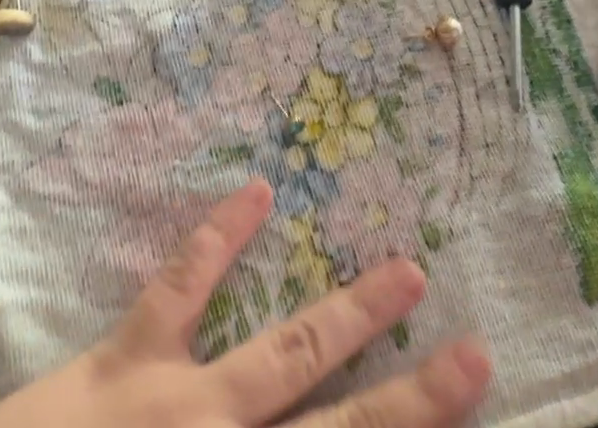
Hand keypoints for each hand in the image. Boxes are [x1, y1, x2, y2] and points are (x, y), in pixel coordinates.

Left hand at [0, 179, 491, 427]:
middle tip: (476, 360)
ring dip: (351, 316)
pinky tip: (253, 193)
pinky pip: (180, 290)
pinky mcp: (121, 363)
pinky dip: (219, 241)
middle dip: (412, 401)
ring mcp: (178, 403)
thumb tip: (289, 418)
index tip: (463, 386)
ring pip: (284, 356)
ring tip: (406, 273)